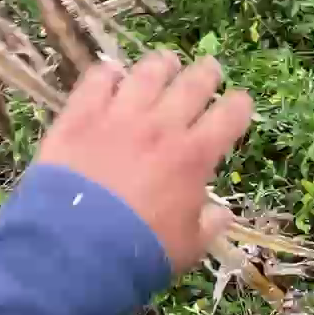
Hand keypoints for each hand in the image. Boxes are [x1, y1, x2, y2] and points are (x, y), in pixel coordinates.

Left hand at [35, 52, 253, 269]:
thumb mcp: (189, 246)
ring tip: (166, 62)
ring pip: (148, 74)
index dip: (239, 105)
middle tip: (210, 69)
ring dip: (162, 65)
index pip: (231, 115)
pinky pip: (96, 81)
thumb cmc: (141, 253)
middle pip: (193, 84)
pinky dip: (107, 74)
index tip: (240, 104)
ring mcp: (119, 117)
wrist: (73, 252)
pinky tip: (112, 74)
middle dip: (207, 73)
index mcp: (195, 155)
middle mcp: (163, 127)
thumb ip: (209, 225)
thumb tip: (221, 213)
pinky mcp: (79, 118)